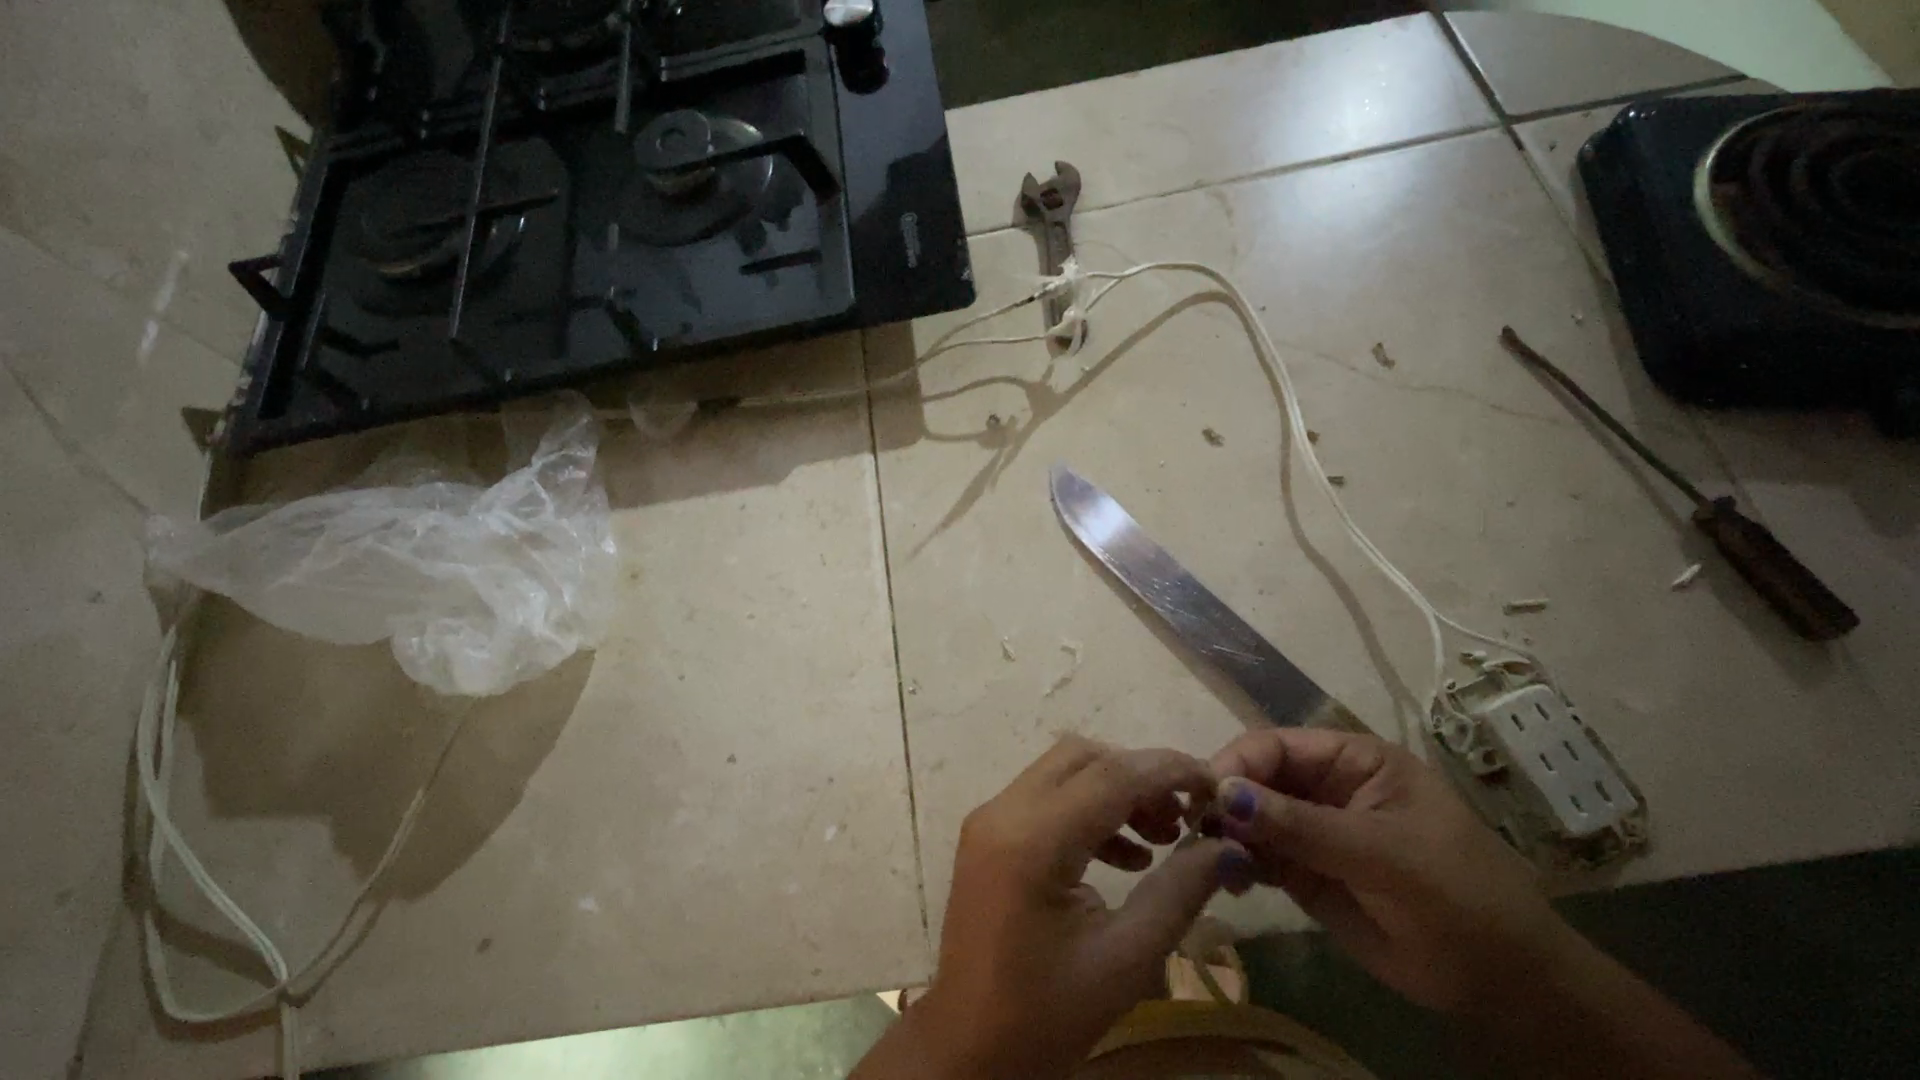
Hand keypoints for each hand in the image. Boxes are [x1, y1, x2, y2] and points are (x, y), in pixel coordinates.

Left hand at [879, 736, 1255, 1079]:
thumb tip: (1227, 844)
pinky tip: (1127, 858)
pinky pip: (1046, 797)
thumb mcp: (1127, 958)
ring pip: (1064, 771)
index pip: (1112, 775)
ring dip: (1116, 790)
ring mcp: (989, 821)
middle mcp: (1002, 813)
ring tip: (1163, 839)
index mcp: (1032, 841)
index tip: (1218, 786)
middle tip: (1186, 817)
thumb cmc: (1047, 1013)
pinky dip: (1089, 810)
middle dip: (1142, 776)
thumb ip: (1180, 891)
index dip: (1171, 771)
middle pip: (1083, 758)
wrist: (970, 1047)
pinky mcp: (988, 835)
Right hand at [1210, 728, 1578, 1014]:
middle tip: (1194, 827)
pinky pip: (1258, 857)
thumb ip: (1301, 825)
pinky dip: (1236, 863)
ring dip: (1226, 833)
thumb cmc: (1456, 895)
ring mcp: (1312, 832)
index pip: (1279, 745)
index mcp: (1354, 761)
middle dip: (1225, 798)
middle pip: (1257, 777)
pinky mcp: (1303, 874)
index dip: (1239, 761)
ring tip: (1208, 858)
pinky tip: (1228, 879)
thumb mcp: (1380, 852)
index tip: (1204, 791)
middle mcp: (1326, 788)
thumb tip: (1224, 792)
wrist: (1500, 982)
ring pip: (1251, 818)